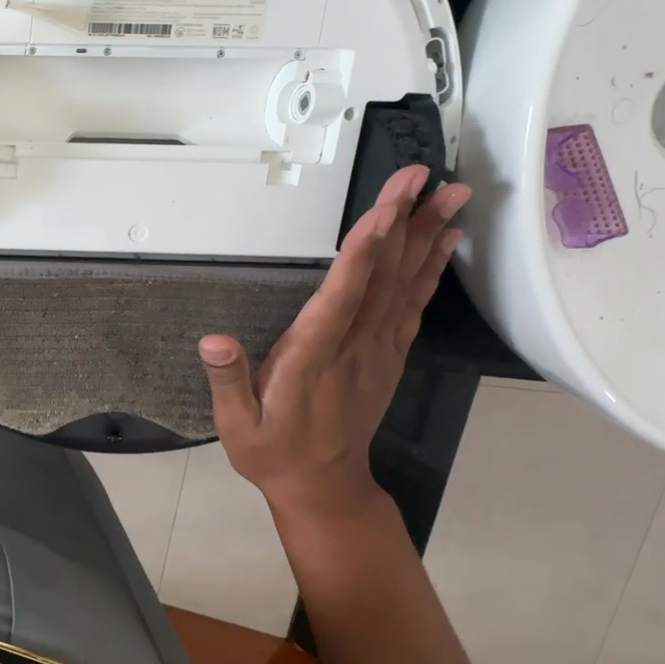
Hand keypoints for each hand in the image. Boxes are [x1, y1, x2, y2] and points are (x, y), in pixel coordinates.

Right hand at [199, 165, 470, 516]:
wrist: (323, 485)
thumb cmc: (272, 452)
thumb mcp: (236, 425)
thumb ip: (228, 381)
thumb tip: (214, 340)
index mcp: (312, 360)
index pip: (341, 299)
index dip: (361, 254)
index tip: (382, 213)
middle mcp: (353, 348)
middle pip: (381, 278)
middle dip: (402, 224)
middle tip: (423, 178)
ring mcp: (377, 350)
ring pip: (405, 285)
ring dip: (427, 238)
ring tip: (450, 196)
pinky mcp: (387, 355)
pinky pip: (411, 304)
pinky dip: (428, 270)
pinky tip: (440, 243)